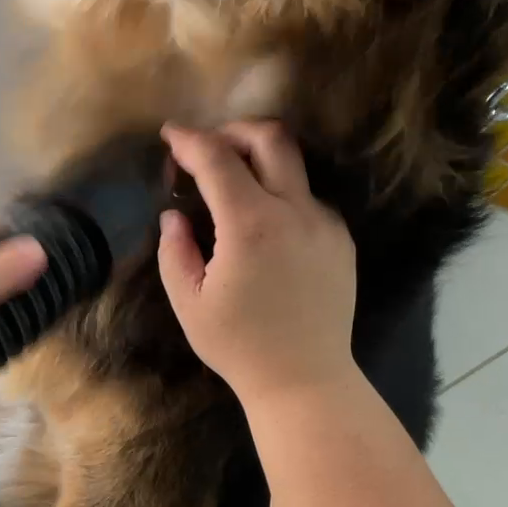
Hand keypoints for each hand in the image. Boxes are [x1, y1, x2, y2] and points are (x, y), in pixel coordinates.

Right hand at [156, 122, 360, 404]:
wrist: (302, 375)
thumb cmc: (235, 344)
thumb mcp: (188, 303)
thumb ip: (175, 252)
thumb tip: (174, 216)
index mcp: (250, 226)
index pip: (218, 161)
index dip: (190, 142)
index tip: (169, 134)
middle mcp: (294, 211)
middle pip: (271, 139)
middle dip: (233, 131)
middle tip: (204, 145)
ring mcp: (324, 221)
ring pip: (293, 166)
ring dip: (257, 159)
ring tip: (228, 181)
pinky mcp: (339, 237)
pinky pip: (305, 198)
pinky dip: (276, 193)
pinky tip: (257, 223)